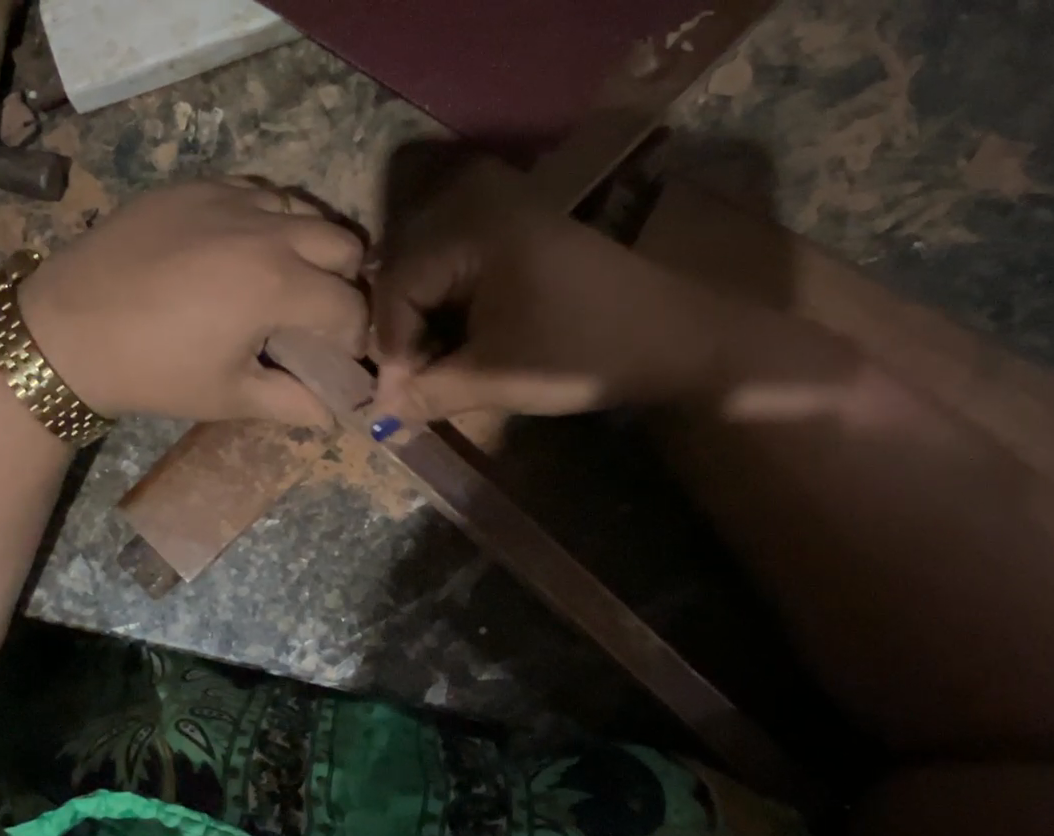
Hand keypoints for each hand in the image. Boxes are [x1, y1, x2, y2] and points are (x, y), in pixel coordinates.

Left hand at [19, 180, 367, 426]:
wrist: (67, 331)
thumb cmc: (152, 372)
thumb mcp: (228, 397)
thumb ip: (294, 403)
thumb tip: (337, 412)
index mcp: (277, 285)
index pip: (351, 308)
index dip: (355, 340)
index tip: (338, 358)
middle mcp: (265, 229)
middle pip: (344, 246)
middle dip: (344, 284)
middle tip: (315, 316)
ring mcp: (228, 198)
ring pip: (304, 209)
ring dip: (310, 246)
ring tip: (282, 279)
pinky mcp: (194, 185)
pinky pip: (256, 192)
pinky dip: (267, 219)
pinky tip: (240, 250)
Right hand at [370, 161, 734, 422]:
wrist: (677, 337)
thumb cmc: (584, 352)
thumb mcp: (495, 377)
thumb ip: (425, 392)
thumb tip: (376, 415)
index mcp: (473, 224)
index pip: (395, 286)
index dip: (390, 349)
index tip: (396, 401)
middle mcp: (474, 203)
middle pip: (404, 277)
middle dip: (402, 339)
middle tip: (408, 392)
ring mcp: (493, 214)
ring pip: (424, 278)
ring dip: (421, 331)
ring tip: (431, 378)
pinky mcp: (508, 235)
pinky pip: (451, 274)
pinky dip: (445, 317)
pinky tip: (455, 353)